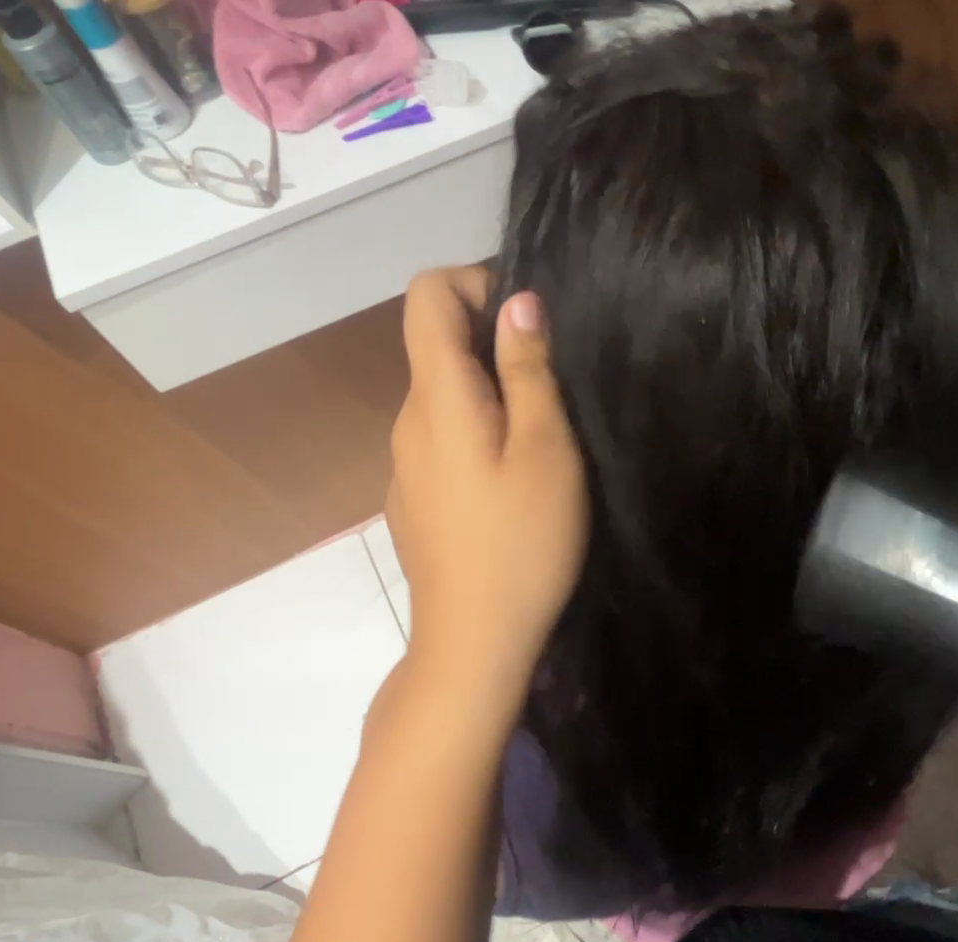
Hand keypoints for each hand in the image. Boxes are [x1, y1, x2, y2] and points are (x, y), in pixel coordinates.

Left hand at [387, 266, 587, 682]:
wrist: (473, 641)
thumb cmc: (521, 542)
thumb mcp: (545, 449)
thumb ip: (528, 369)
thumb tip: (516, 300)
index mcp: (437, 397)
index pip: (426, 295)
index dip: (475, 283)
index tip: (527, 326)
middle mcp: (407, 422)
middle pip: (435, 347)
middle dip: (493, 347)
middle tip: (553, 395)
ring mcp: (404, 466)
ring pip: (444, 400)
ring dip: (490, 398)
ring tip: (541, 448)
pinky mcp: (412, 501)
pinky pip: (441, 443)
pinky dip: (475, 438)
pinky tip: (509, 491)